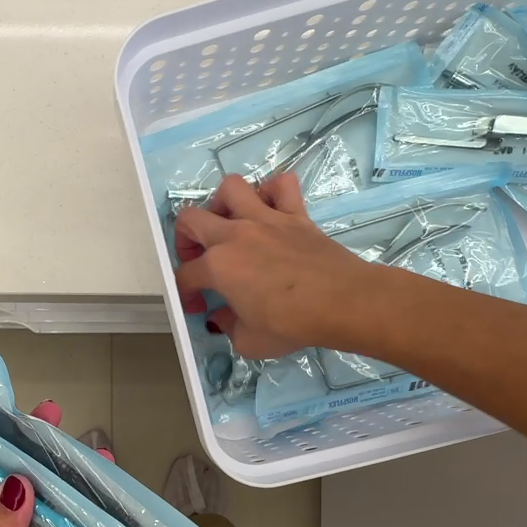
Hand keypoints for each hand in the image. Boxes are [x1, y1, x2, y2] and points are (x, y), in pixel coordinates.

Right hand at [173, 172, 376, 358]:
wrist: (342, 303)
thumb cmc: (291, 325)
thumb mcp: (249, 341)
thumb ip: (228, 326)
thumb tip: (222, 317)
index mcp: (217, 266)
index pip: (185, 275)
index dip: (185, 293)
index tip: (198, 307)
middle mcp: (234, 235)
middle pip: (190, 219)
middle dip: (185, 240)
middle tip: (200, 259)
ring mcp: (265, 218)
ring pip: (231, 187)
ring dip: (222, 203)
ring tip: (229, 224)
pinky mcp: (296, 214)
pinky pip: (282, 184)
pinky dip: (272, 191)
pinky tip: (270, 210)